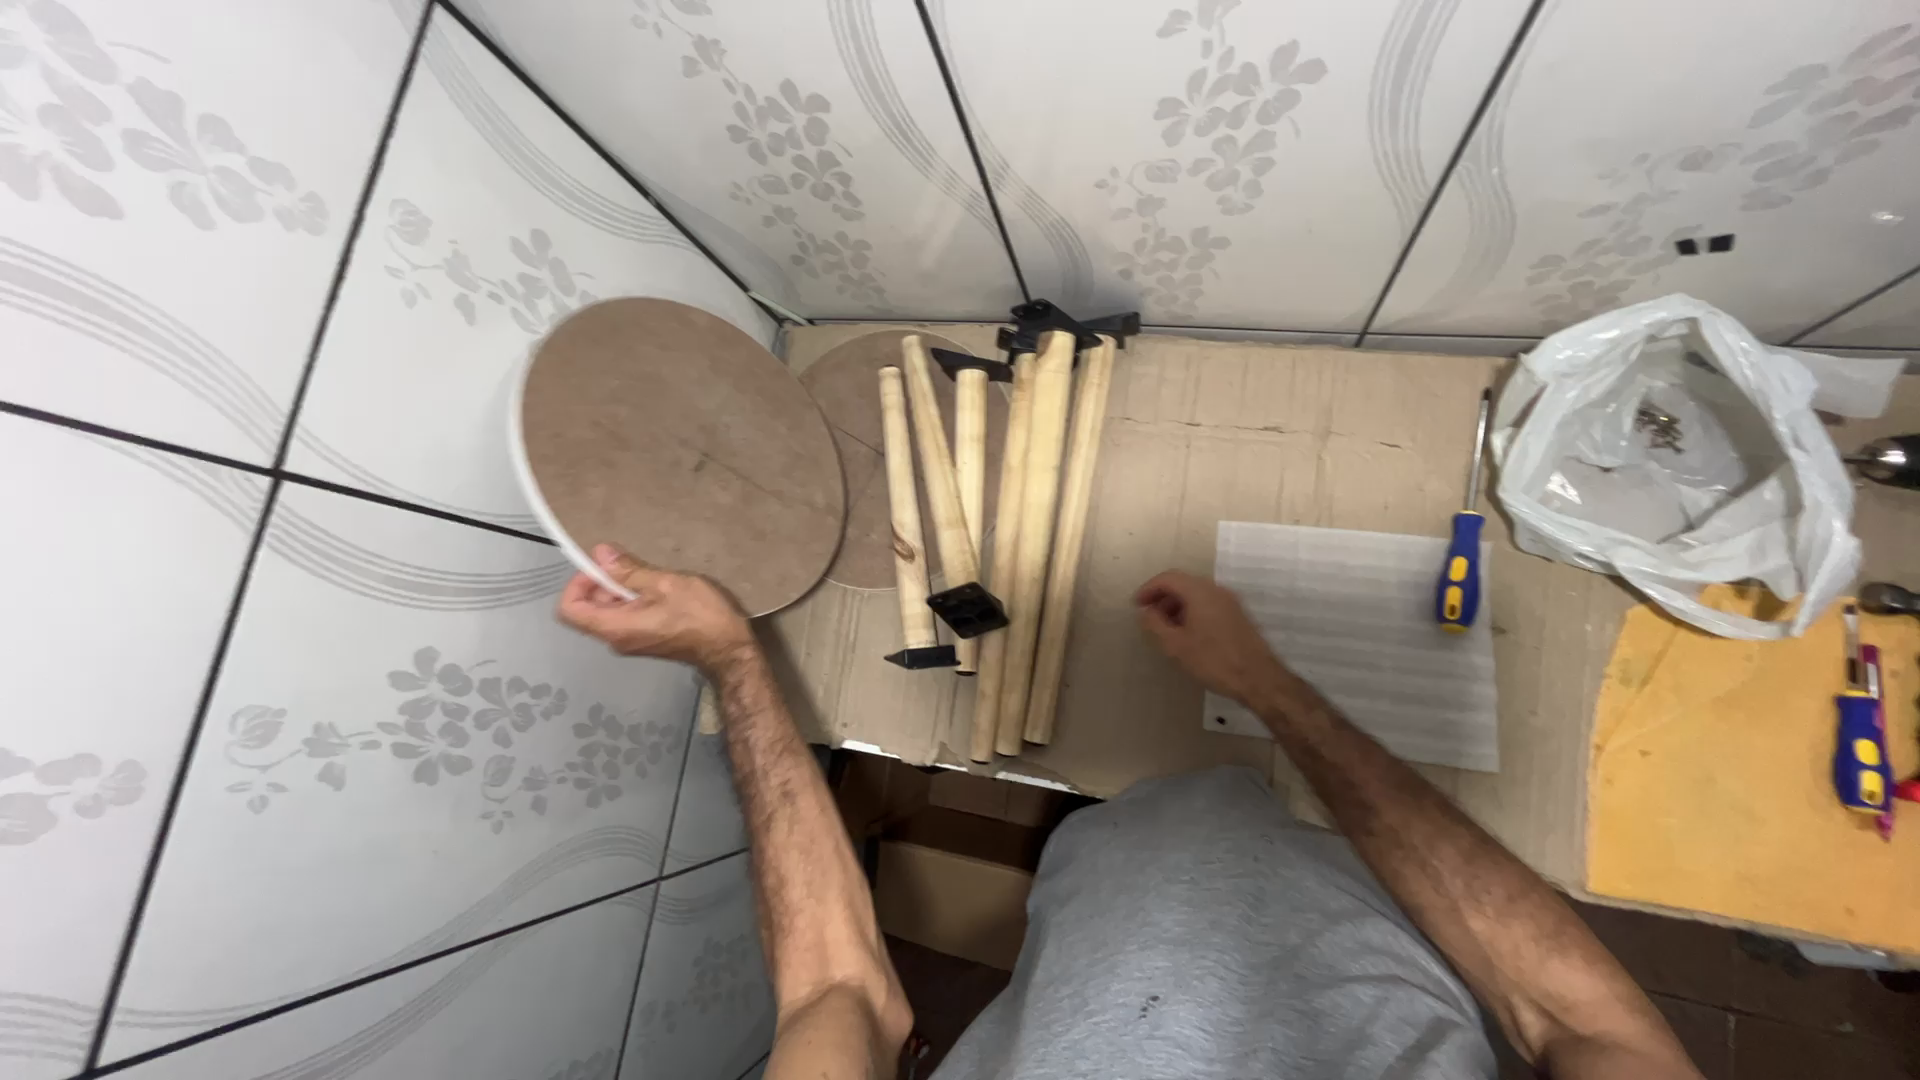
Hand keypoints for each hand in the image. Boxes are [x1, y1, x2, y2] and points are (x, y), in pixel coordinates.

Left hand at [557, 544, 756, 680]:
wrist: (728, 648)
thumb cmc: (700, 615)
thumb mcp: (666, 585)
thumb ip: (630, 571)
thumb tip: (599, 554)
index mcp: (615, 627)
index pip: (570, 609)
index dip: (578, 583)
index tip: (603, 568)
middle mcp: (615, 639)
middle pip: (589, 608)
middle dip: (603, 583)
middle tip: (634, 566)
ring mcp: (630, 642)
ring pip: (609, 612)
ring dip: (622, 590)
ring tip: (652, 576)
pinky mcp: (645, 640)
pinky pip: (626, 618)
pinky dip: (634, 600)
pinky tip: (661, 590)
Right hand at [1135, 570, 1292, 708]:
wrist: (1259, 678)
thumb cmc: (1213, 660)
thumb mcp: (1175, 645)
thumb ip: (1155, 624)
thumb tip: (1145, 611)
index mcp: (1199, 592)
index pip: (1168, 578)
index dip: (1148, 589)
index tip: (1137, 605)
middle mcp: (1216, 590)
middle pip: (1183, 583)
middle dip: (1162, 597)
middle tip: (1150, 617)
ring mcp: (1230, 602)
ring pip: (1196, 594)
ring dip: (1177, 606)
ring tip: (1167, 629)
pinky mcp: (1238, 615)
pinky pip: (1209, 604)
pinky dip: (1193, 611)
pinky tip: (1189, 634)